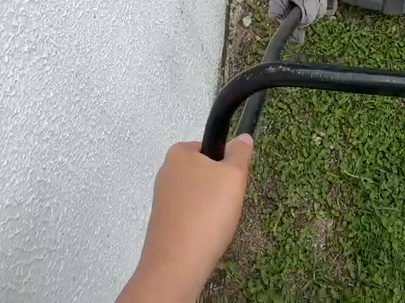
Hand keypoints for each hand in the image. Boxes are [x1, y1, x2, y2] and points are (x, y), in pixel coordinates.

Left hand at [116, 135, 253, 301]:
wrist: (176, 266)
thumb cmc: (206, 212)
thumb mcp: (234, 175)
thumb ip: (240, 153)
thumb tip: (242, 138)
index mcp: (178, 153)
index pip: (211, 148)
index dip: (226, 163)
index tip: (232, 182)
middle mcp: (166, 172)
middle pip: (205, 173)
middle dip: (219, 188)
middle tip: (227, 204)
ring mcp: (162, 200)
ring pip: (199, 196)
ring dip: (211, 208)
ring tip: (217, 224)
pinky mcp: (162, 224)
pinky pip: (189, 216)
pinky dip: (200, 224)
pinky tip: (206, 237)